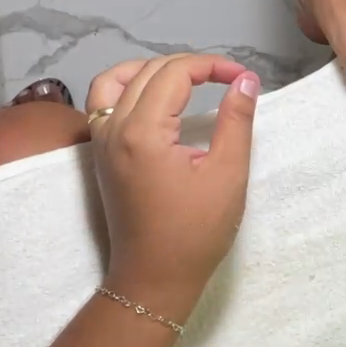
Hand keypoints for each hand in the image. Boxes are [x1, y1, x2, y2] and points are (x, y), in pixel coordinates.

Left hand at [86, 55, 260, 318]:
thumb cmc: (195, 232)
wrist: (153, 280)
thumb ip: (236, 120)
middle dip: (191, 66)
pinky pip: (102, 102)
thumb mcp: (228, 174)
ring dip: (152, 69)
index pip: (176, 73)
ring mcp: (101, 141)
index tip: (242, 77)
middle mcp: (114, 129)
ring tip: (185, 77)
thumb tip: (245, 79)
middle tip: (226, 79)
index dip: (212, 66)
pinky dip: (127, 87)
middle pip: (149, 71)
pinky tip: (154, 97)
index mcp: (144, 132)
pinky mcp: (100, 154)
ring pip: (116, 79)